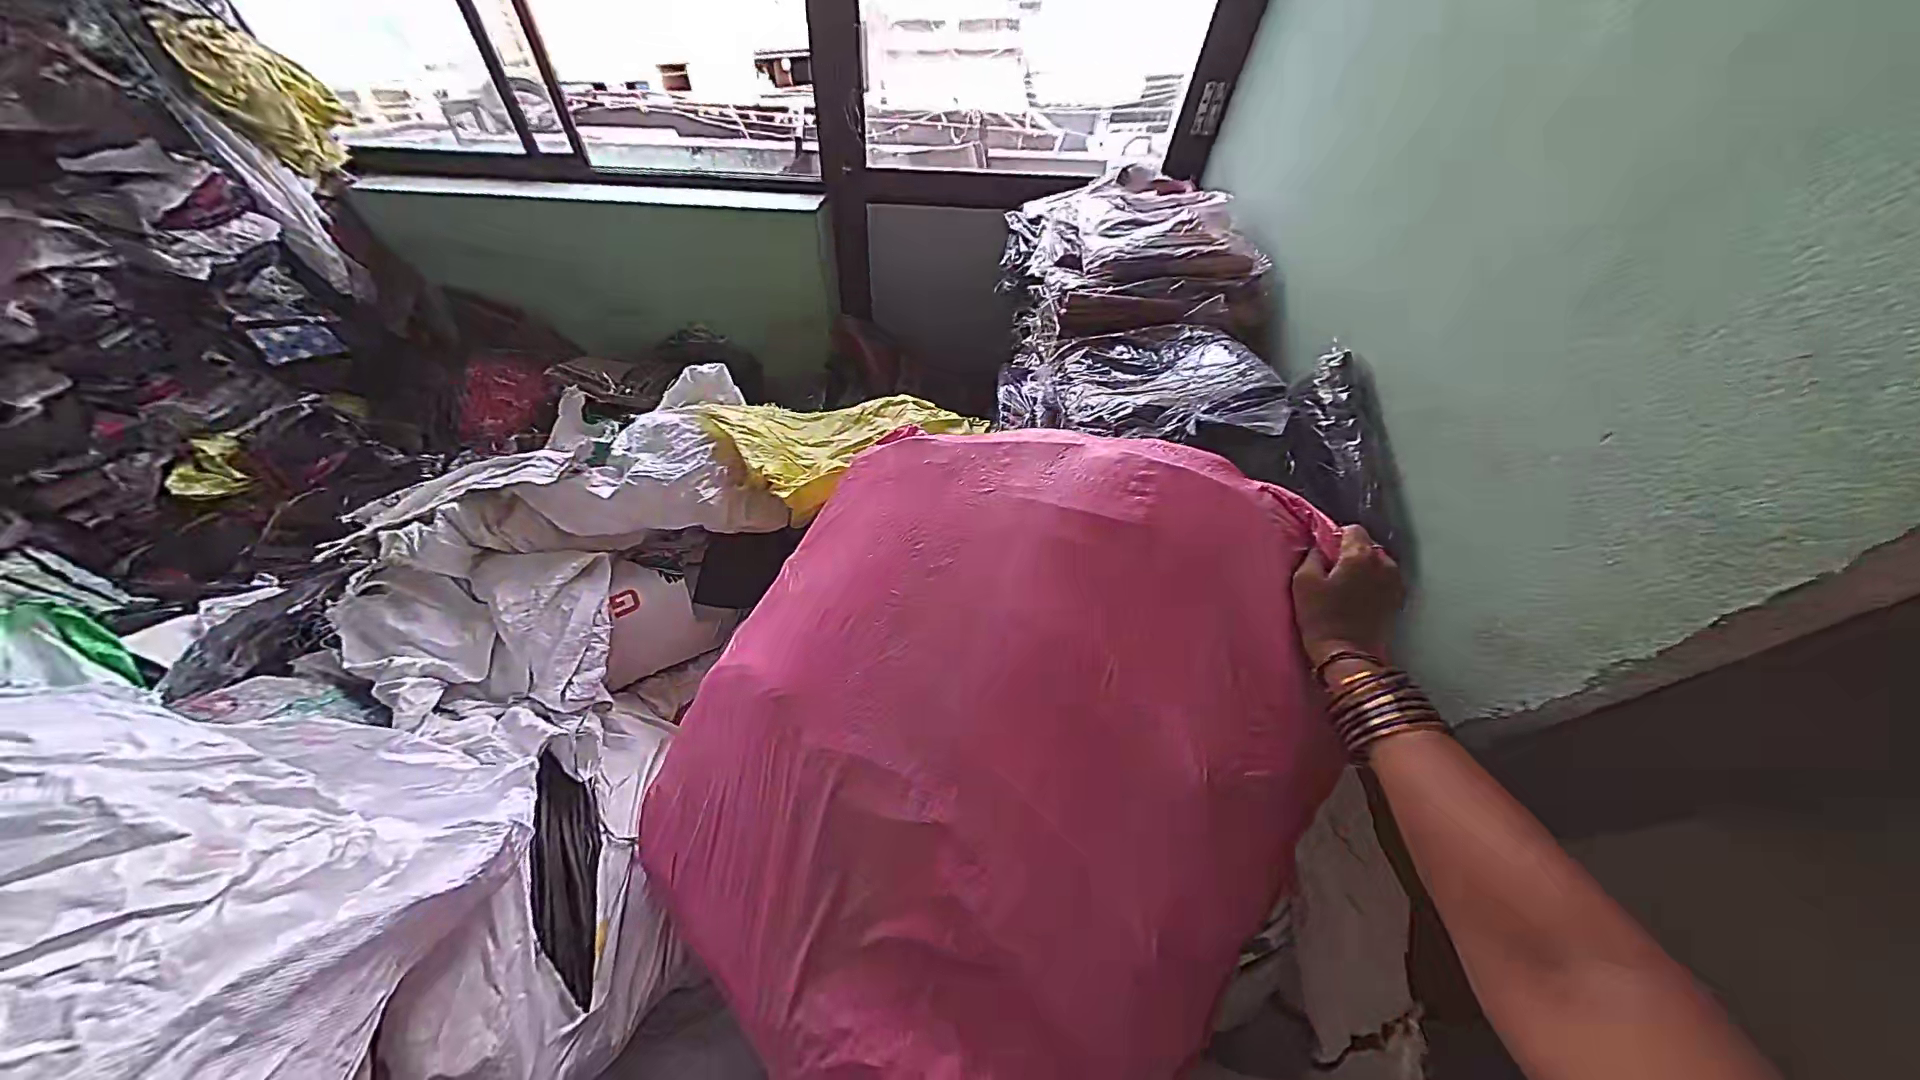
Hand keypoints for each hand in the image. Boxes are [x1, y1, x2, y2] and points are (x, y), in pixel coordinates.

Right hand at [1292, 525, 1404, 665]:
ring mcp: (1395, 582)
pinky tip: (1357, 597)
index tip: (1323, 553)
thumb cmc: (1321, 616)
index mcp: (1360, 555)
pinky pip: (1384, 579)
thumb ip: (1312, 556)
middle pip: (1367, 545)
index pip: (1352, 529)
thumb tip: (1320, 548)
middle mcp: (1384, 563)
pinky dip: (1372, 582)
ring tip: (1345, 586)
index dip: (1334, 537)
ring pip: (1377, 563)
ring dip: (1363, 568)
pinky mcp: (1398, 599)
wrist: (1347, 653)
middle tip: (1331, 571)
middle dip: (1350, 553)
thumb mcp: (1303, 581)